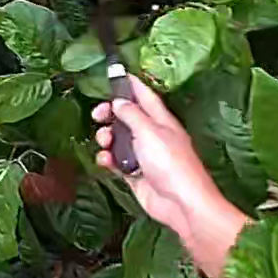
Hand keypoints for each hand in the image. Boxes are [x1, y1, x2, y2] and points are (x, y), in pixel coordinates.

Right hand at [93, 80, 251, 277]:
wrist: (180, 204)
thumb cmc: (171, 165)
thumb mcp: (149, 132)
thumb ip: (132, 115)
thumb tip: (119, 102)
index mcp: (161, 121)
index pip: (144, 96)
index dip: (131, 84)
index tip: (116, 73)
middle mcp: (152, 135)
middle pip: (126, 116)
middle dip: (110, 113)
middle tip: (97, 114)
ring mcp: (143, 154)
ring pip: (118, 138)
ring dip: (106, 137)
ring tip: (104, 142)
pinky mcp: (135, 173)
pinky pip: (115, 160)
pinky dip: (107, 158)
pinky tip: (106, 161)